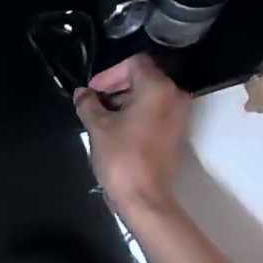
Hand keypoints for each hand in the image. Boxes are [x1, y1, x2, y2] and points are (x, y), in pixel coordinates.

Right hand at [74, 54, 190, 217]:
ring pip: (150, 98)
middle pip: (144, 79)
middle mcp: (175, 96)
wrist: (144, 198)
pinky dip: (138, 116)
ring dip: (126, 103)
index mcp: (158, 88)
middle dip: (116, 88)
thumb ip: (88, 104)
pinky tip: (118, 131)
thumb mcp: (98, 128)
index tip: (91, 92)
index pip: (134, 64)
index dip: (109, 74)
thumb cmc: (121, 158)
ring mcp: (180, 117)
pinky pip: (156, 114)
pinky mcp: (177, 135)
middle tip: (94, 104)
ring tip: (102, 119)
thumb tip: (82, 94)